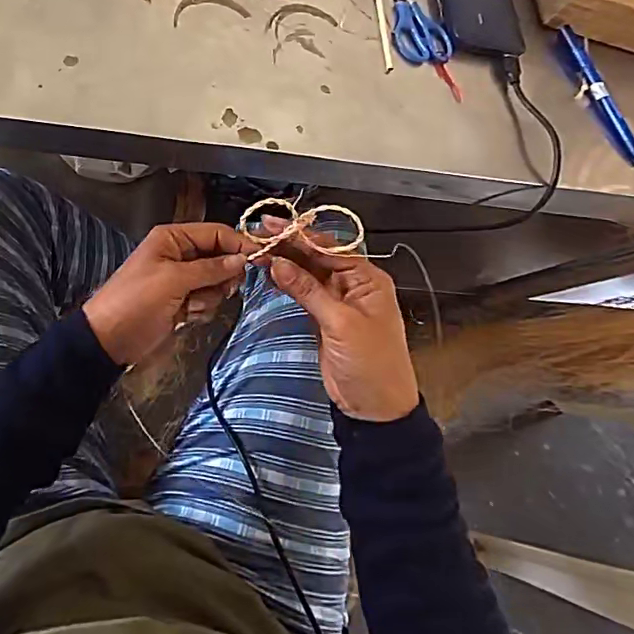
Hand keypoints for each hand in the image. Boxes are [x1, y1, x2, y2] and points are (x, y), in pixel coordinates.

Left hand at [84, 224, 251, 365]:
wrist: (109, 340)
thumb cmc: (135, 301)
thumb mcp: (173, 280)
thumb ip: (211, 268)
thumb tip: (242, 259)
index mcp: (173, 238)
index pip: (216, 232)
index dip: (238, 244)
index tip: (259, 258)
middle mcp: (179, 254)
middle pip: (221, 257)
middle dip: (222, 275)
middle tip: (219, 287)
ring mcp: (182, 279)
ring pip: (217, 281)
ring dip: (209, 295)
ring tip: (190, 304)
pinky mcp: (183, 301)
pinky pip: (207, 299)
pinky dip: (202, 308)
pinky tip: (186, 315)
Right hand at [257, 217, 418, 421]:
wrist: (375, 408)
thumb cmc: (372, 364)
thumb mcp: (341, 323)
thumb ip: (308, 291)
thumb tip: (279, 264)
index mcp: (367, 279)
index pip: (329, 248)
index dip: (300, 236)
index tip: (274, 225)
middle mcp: (353, 284)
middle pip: (317, 257)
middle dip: (289, 245)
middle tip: (258, 234)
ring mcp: (337, 301)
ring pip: (307, 273)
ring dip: (284, 262)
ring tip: (258, 250)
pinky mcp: (324, 318)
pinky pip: (303, 292)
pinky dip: (287, 283)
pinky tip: (270, 272)